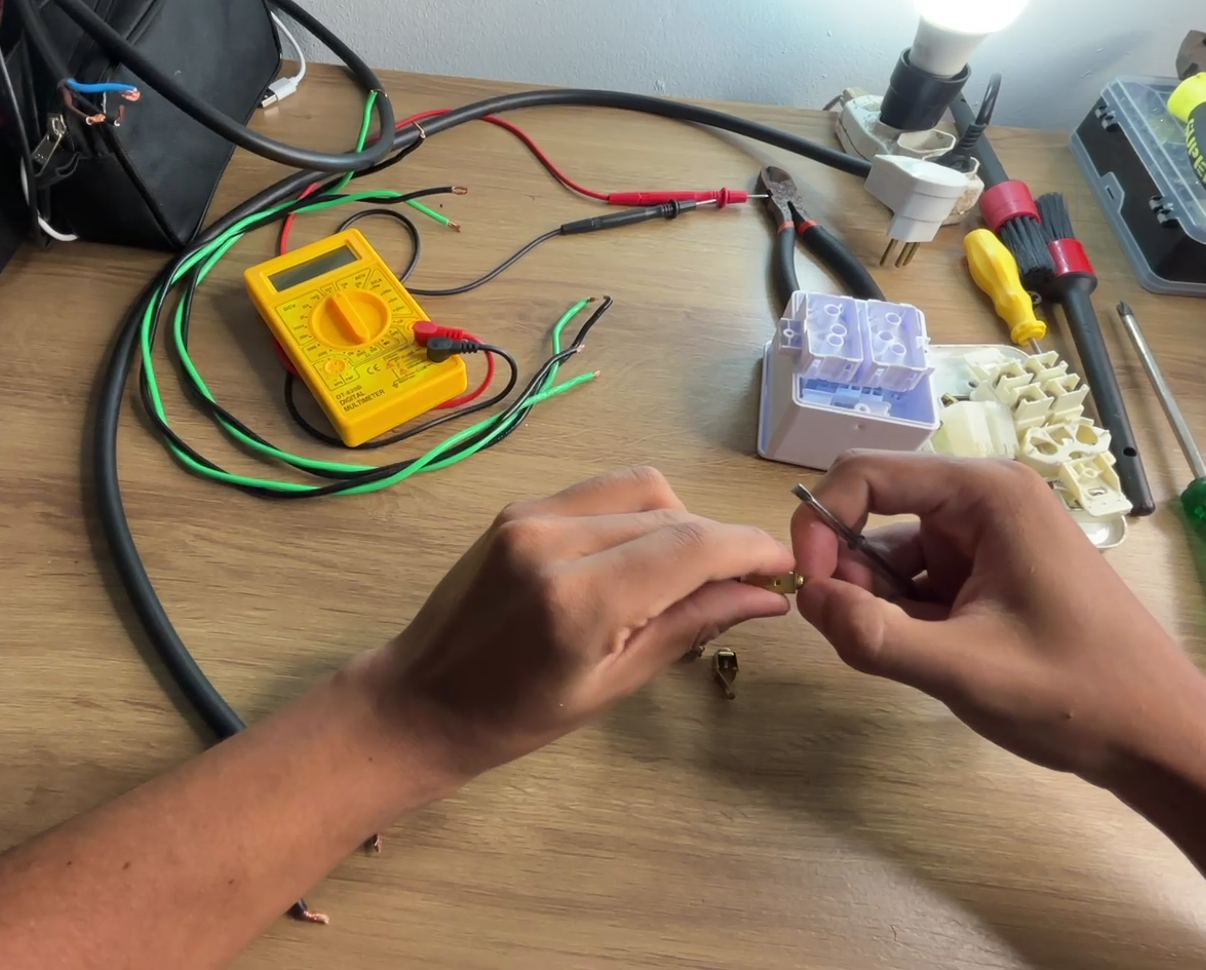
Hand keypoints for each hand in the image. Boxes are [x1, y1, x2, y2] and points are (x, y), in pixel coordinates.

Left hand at [351, 467, 793, 784]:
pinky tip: (635, 555)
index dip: (749, 548)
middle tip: (736, 583)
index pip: (690, 546)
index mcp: (578, 598)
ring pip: (639, 487)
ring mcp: (529, 513)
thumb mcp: (612, 685)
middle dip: (716, 540)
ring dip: (678, 520)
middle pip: (669, 510)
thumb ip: (689, 626)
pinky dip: (636, 514)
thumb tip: (764, 596)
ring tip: (682, 571)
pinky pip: (600, 492)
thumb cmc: (515, 718)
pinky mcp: (518, 506)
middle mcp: (553, 537)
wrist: (422, 696)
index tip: (784, 566)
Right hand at [791, 451, 1205, 783]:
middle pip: (868, 511)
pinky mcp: (977, 569)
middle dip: (847, 570)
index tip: (810, 586)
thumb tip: (804, 599)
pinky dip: (894, 612)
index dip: (820, 521)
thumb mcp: (965, 670)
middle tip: (853, 631)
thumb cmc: (1079, 698)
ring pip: (881, 549)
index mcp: (984, 493)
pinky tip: (923, 651)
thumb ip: (872, 635)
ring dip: (872, 598)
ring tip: (904, 653)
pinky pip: (906, 576)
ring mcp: (979, 534)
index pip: (863, 474)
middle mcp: (978, 499)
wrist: (1167, 748)